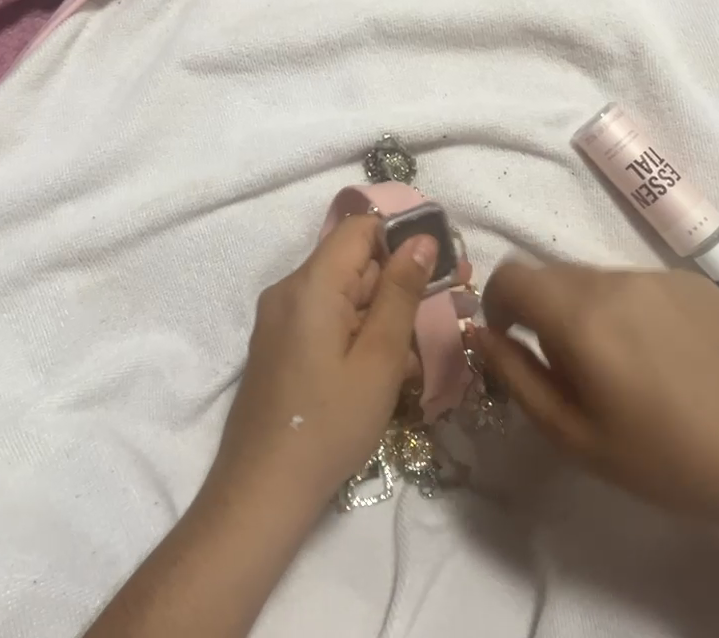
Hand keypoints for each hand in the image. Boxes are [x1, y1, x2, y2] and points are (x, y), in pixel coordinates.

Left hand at [202, 215, 434, 518]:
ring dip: (388, 312)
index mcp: (310, 284)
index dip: (404, 236)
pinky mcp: (282, 347)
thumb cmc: (329, 424)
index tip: (444, 261)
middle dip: (404, 279)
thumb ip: (400, 292)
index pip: (360, 228)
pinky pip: (329, 321)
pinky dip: (363, 332)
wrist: (262, 491)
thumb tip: (421, 239)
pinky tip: (396, 364)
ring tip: (433, 340)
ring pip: (346, 296)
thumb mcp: (379, 358)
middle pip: (355, 263)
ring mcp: (281, 321)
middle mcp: (290, 291)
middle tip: (456, 302)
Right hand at [471, 262, 718, 518]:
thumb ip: (515, 376)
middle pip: (552, 275)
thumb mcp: (573, 435)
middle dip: (542, 312)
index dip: (496, 304)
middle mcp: (615, 280)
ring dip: (587, 310)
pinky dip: (629, 309)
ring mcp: (659, 275)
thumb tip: (482, 334)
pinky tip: (664, 357)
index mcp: (580, 316)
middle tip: (568, 367)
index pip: (511, 277)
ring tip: (623, 366)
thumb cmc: (665, 458)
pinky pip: (639, 285)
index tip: (511, 342)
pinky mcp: (694, 281)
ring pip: (596, 279)